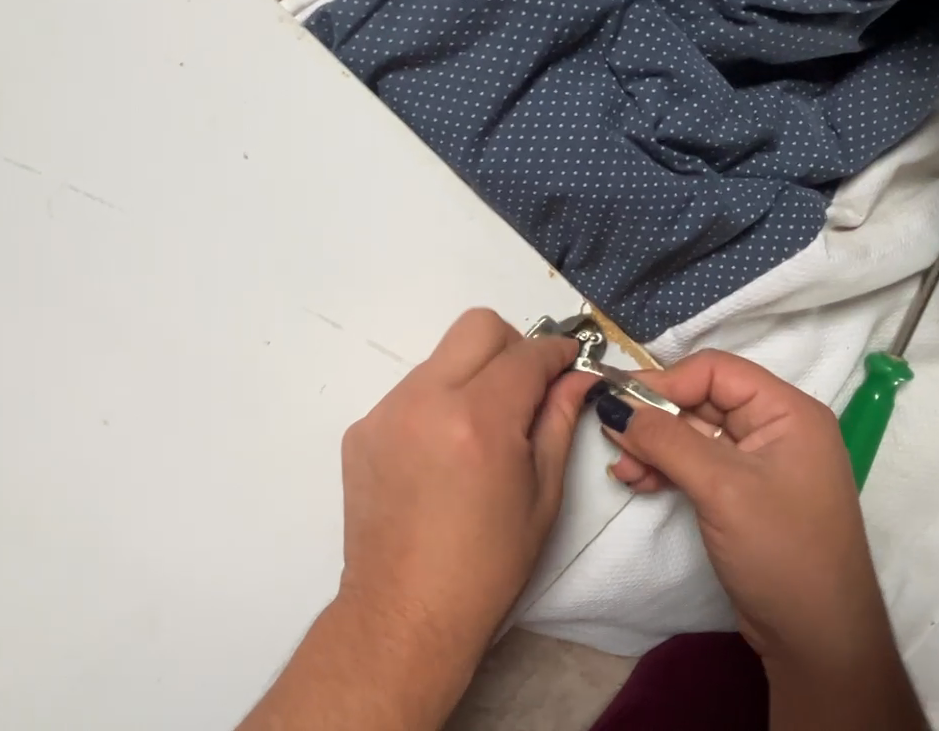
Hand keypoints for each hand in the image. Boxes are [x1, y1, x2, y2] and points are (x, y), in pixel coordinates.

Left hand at [337, 308, 585, 654]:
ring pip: (441, 358)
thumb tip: (578, 376)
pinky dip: (435, 404)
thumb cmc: (487, 566)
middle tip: (525, 386)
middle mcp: (426, 399)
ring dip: (470, 375)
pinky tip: (441, 454)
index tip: (569, 362)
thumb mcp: (542, 495)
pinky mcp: (360, 429)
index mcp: (478, 419)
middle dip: (512, 345)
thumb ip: (559, 421)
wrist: (404, 614)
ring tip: (479, 430)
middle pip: (477, 326)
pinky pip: (409, 392)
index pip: (527, 354)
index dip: (557, 352)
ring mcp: (385, 411)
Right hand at [585, 351, 926, 730]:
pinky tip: (637, 480)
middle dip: (654, 417)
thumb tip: (614, 404)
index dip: (666, 381)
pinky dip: (664, 467)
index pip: (715, 371)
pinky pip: (695, 462)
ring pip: (692, 432)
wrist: (818, 643)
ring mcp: (759, 462)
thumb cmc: (781, 552)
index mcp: (787, 412)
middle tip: (611, 434)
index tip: (620, 402)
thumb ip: (664, 439)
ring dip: (653, 445)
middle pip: (701, 399)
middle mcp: (775, 428)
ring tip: (621, 467)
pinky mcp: (742, 493)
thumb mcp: (720, 488)